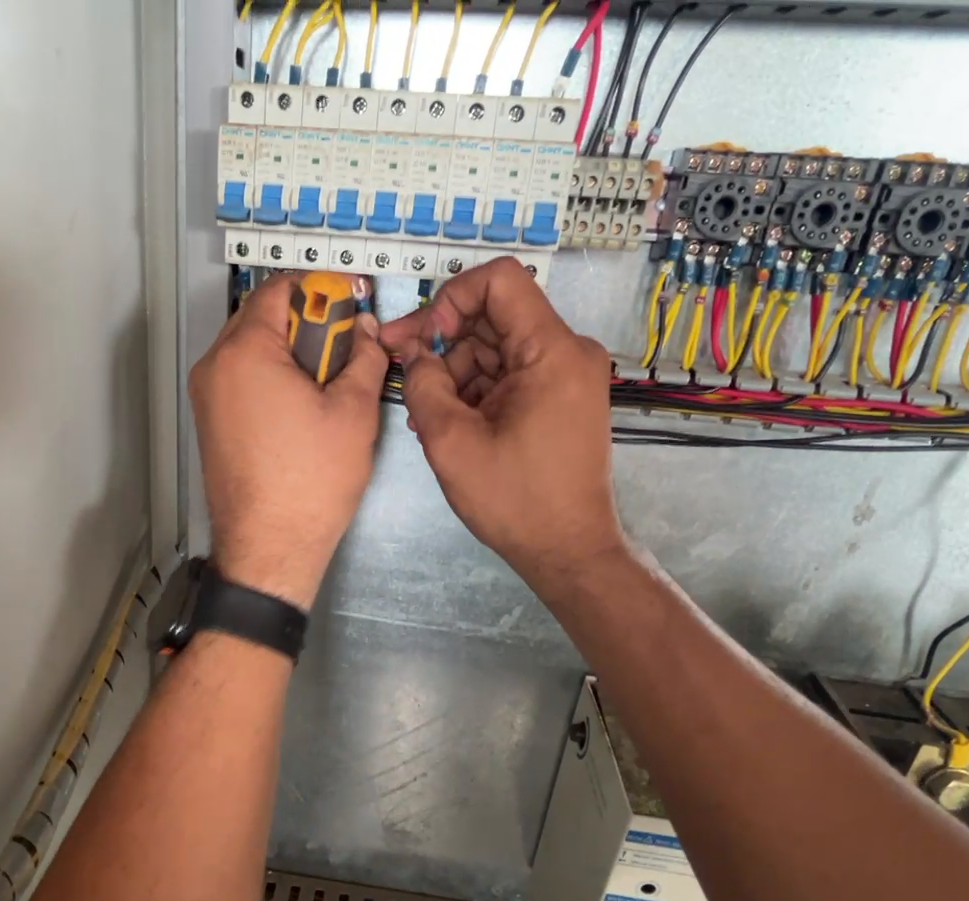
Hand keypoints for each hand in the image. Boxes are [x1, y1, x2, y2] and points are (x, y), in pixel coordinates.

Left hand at [191, 275, 385, 610]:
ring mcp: (205, 396)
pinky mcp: (208, 422)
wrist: (269, 547)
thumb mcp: (354, 411)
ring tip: (327, 380)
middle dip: (304, 322)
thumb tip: (367, 331)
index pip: (279, 290)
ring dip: (287, 350)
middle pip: (259, 317)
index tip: (351, 306)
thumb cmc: (313, 478)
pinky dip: (268, 376)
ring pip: (248, 349)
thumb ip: (364, 357)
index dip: (320, 291)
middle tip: (344, 347)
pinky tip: (301, 404)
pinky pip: (239, 378)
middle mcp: (213, 365)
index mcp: (245, 351)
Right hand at [379, 257, 627, 592]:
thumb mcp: (451, 441)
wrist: (569, 551)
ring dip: (454, 371)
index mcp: (552, 352)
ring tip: (422, 413)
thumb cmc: (514, 500)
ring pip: (497, 347)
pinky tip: (446, 419)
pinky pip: (510, 373)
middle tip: (399, 367)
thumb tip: (413, 352)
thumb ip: (423, 384)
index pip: (499, 280)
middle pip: (494, 315)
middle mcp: (568, 352)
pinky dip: (475, 389)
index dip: (450, 298)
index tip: (422, 338)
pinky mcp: (560, 397)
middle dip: (442, 338)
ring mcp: (567, 375)